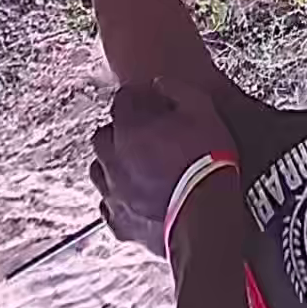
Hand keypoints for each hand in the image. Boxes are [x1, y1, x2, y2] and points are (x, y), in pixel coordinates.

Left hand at [91, 78, 237, 256]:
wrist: (208, 216)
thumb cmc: (206, 162)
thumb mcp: (202, 110)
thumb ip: (178, 90)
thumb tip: (160, 84)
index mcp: (131, 129)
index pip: (120, 102)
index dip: (132, 97)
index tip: (142, 99)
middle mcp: (114, 160)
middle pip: (102, 136)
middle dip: (116, 130)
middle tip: (137, 131)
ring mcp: (115, 194)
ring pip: (99, 171)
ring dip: (112, 163)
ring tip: (133, 163)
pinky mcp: (121, 224)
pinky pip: (108, 206)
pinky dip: (118, 199)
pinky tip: (134, 195)